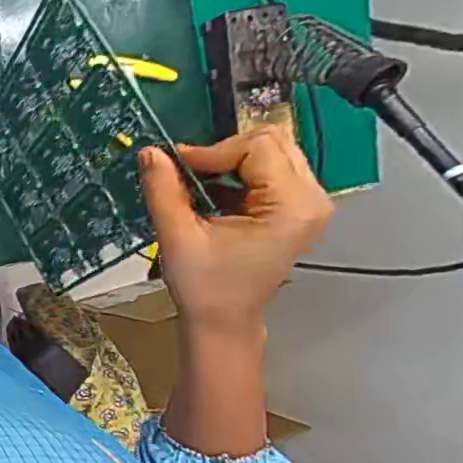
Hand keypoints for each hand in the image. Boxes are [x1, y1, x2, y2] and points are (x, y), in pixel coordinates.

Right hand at [138, 131, 333, 334]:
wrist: (222, 320)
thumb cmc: (205, 288)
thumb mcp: (178, 236)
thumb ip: (163, 190)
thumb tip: (150, 153)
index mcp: (292, 206)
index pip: (257, 148)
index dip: (212, 151)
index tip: (176, 165)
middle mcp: (312, 199)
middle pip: (271, 142)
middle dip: (223, 153)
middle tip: (187, 174)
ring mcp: (308, 203)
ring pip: (271, 152)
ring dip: (230, 163)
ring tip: (199, 187)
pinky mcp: (296, 208)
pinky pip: (270, 171)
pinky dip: (238, 175)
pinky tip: (214, 196)